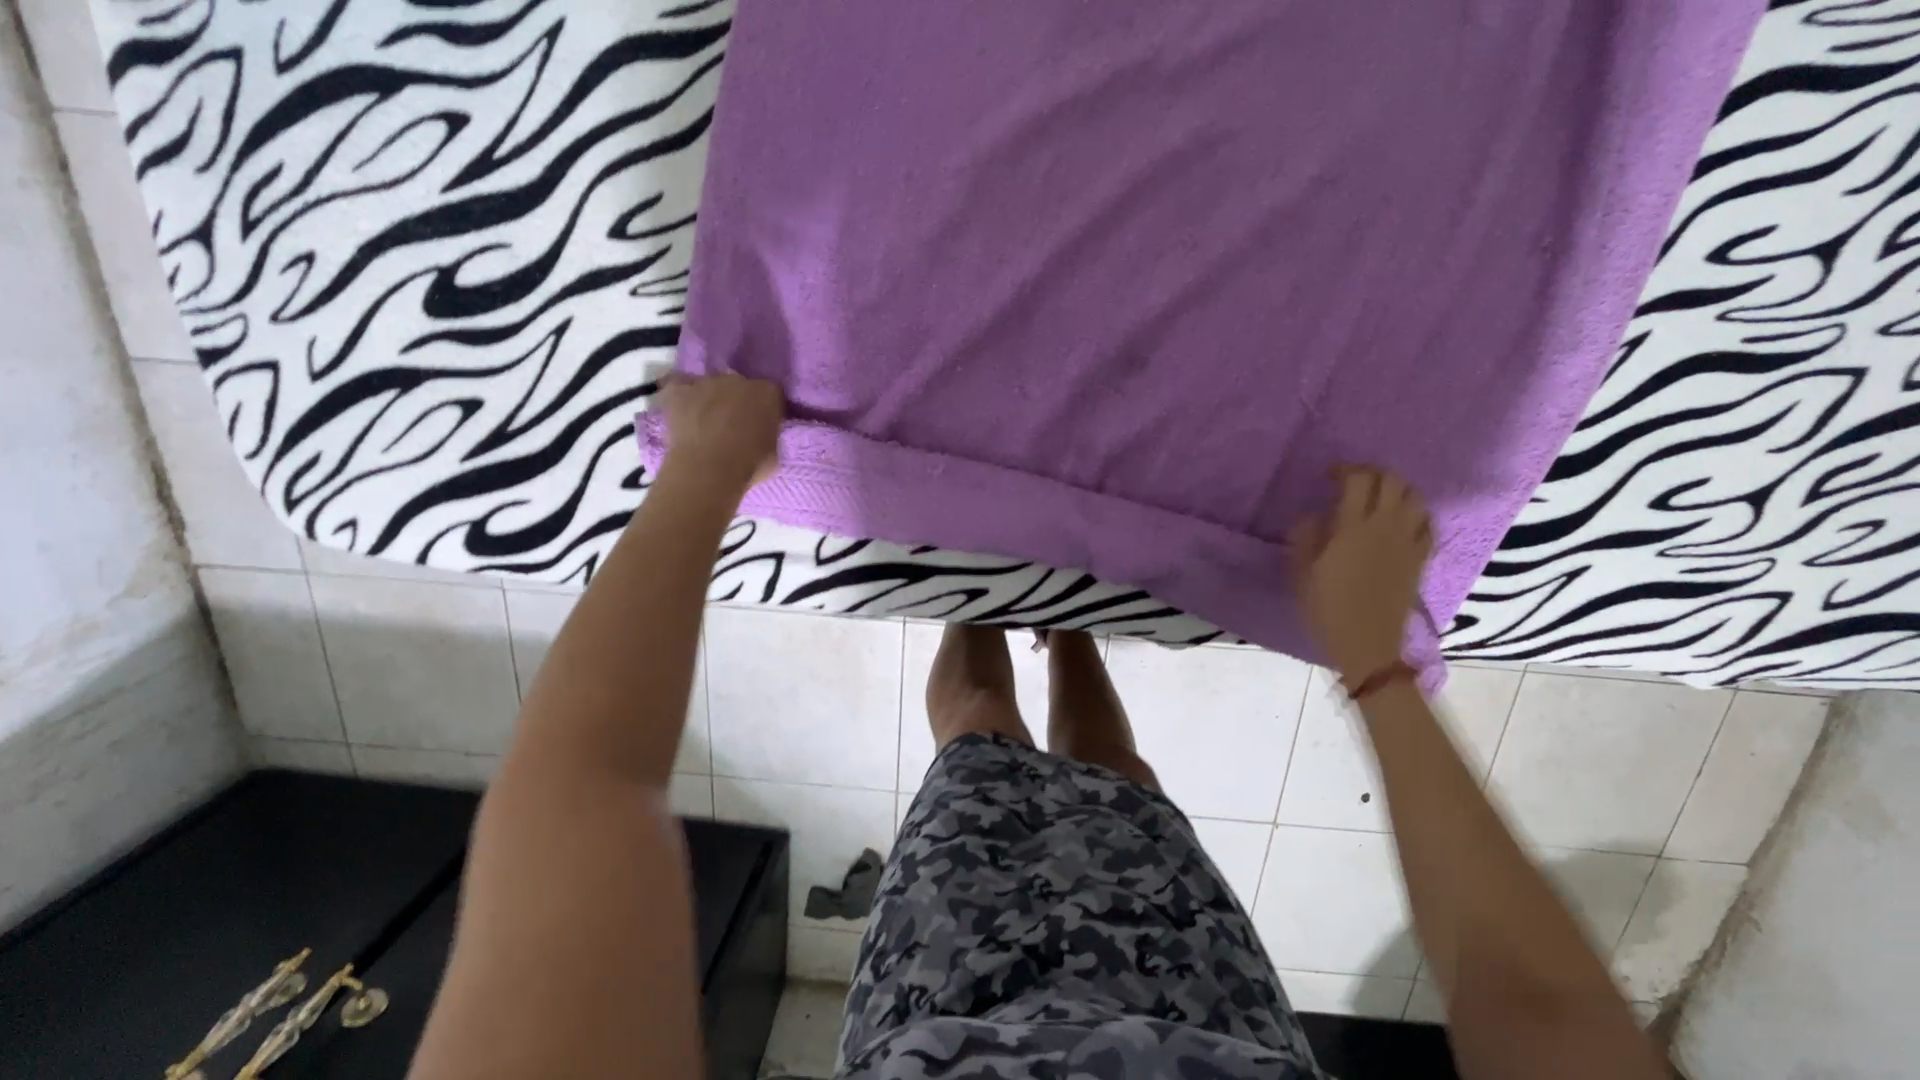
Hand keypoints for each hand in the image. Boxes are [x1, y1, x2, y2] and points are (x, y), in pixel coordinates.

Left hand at [658, 374, 783, 492]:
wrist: (709, 469)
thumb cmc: (749, 465)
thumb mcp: (774, 453)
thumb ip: (769, 435)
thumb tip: (762, 436)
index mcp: (768, 393)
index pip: (771, 395)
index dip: (766, 410)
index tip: (762, 427)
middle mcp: (739, 379)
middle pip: (739, 386)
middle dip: (737, 402)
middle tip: (732, 427)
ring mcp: (707, 382)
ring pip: (709, 386)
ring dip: (709, 399)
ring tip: (704, 423)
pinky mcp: (679, 389)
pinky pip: (679, 385)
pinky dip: (680, 395)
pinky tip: (681, 410)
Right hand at [1290, 465, 1432, 678]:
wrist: (1367, 642)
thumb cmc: (1327, 608)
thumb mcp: (1303, 572)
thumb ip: (1306, 537)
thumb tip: (1312, 515)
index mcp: (1352, 527)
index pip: (1358, 480)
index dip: (1345, 469)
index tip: (1330, 475)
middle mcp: (1385, 526)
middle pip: (1391, 480)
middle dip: (1373, 472)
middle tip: (1356, 481)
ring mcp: (1408, 541)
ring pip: (1414, 497)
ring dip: (1397, 489)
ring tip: (1381, 497)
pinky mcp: (1421, 557)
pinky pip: (1427, 523)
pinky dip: (1416, 513)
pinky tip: (1403, 520)